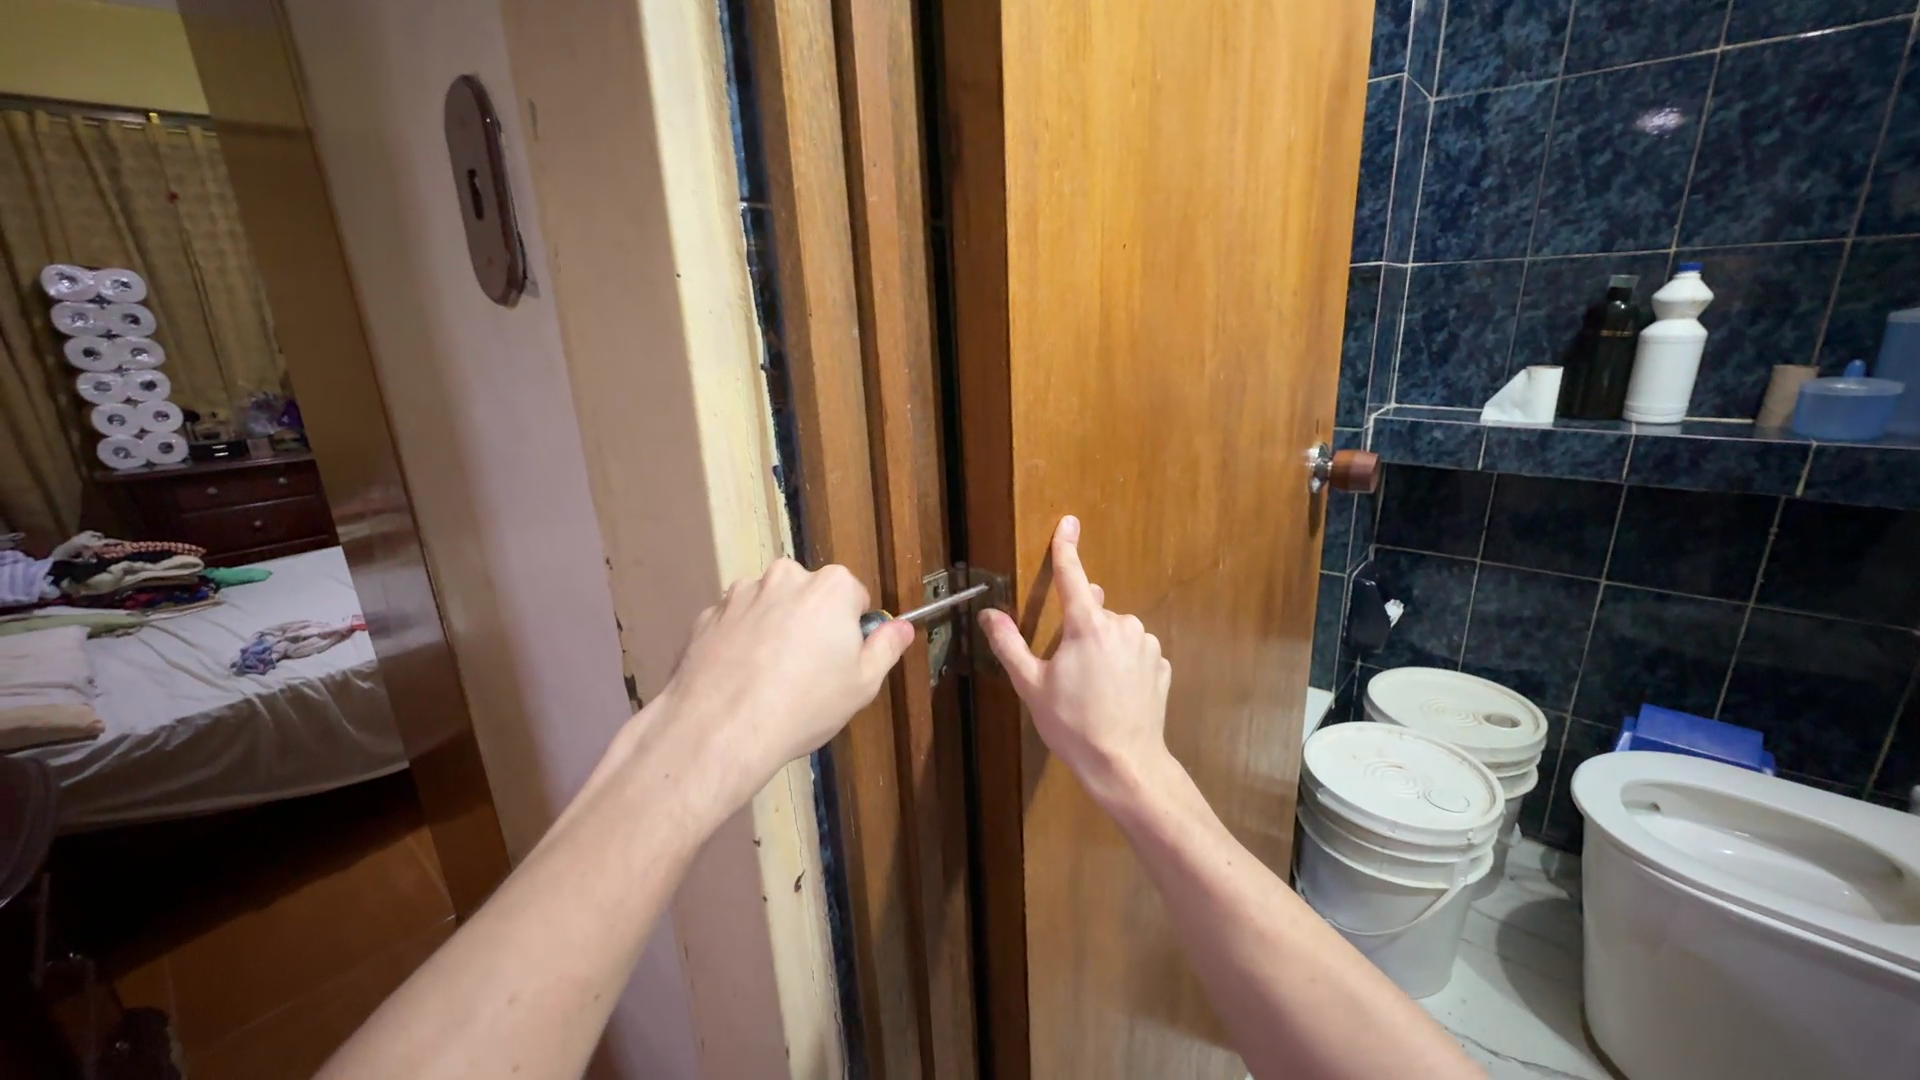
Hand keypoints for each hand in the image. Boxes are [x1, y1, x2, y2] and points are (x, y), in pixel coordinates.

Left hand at [647, 559, 914, 812]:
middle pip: (809, 595)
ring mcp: (741, 594)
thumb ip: (887, 647)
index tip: (841, 660)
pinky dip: (740, 641)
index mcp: (831, 587)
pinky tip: (741, 677)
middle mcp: (785, 577)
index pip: (854, 597)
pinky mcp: (707, 615)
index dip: (851, 630)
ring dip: (774, 628)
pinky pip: (735, 623)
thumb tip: (901, 627)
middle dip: (812, 622)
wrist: (721, 730)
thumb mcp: (863, 684)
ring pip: (770, 606)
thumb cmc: (804, 705)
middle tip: (808, 670)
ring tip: (770, 678)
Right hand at [978, 516, 1172, 799]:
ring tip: (1093, 688)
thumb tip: (989, 614)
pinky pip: (1135, 652)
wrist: (1125, 763)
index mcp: (1086, 626)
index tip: (1068, 523)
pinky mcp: (1162, 664)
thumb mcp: (1031, 685)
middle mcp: (1121, 626)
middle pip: (1092, 612)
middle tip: (1068, 671)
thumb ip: (1009, 644)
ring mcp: (1146, 644)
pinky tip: (1114, 693)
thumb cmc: (1073, 725)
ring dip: (1102, 647)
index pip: (1072, 575)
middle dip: (1078, 629)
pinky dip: (1123, 663)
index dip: (1066, 548)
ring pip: (1115, 632)